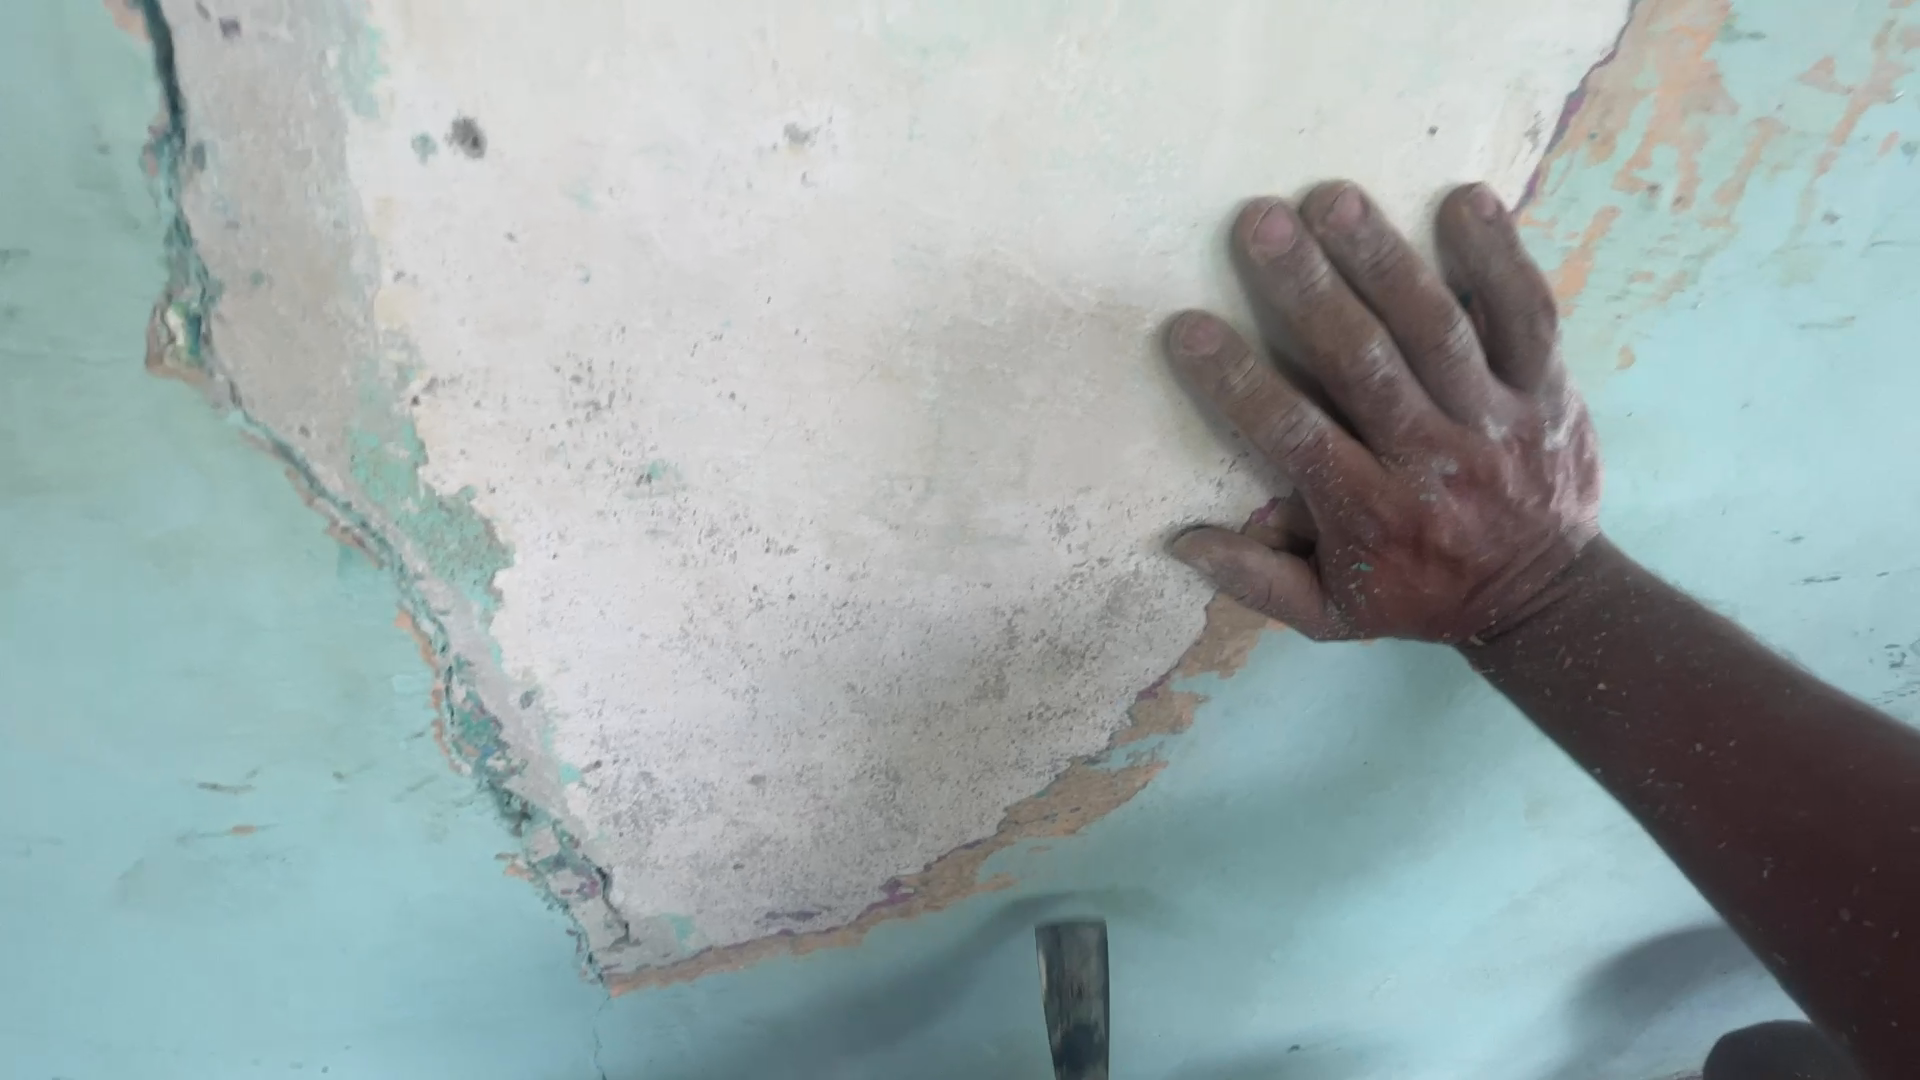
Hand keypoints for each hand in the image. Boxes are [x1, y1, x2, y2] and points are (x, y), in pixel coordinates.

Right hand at [1167, 182, 1601, 644]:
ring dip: (1382, 258)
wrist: (1543, 601)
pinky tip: (1462, 199)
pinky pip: (1528, 315)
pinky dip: (1499, 256)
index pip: (1291, 434)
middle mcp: (1429, 456)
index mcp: (1366, 509)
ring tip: (1332, 198)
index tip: (1188, 329)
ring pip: (1436, 327)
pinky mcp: (1550, 391)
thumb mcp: (1324, 615)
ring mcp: (1495, 417)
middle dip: (1307, 288)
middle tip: (1259, 223)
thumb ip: (1254, 579)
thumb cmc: (1414, 598)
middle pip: (1363, 362)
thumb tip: (1182, 542)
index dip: (1236, 381)